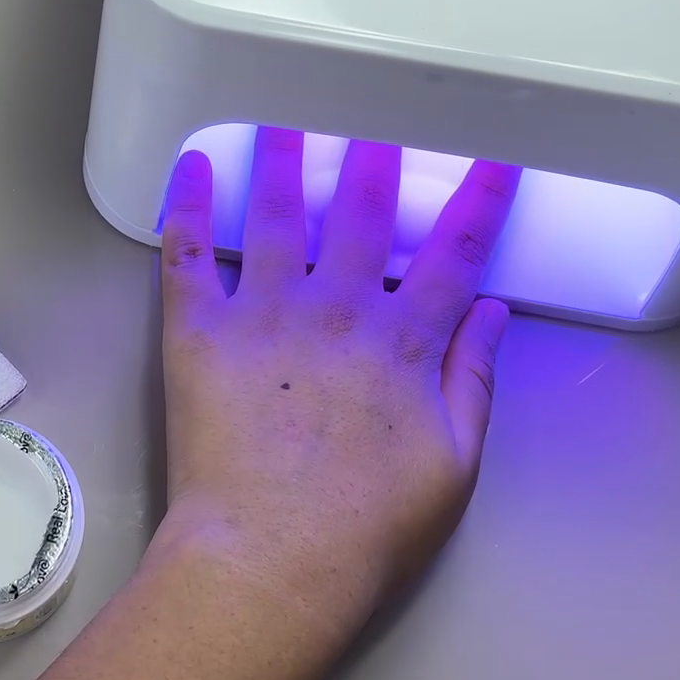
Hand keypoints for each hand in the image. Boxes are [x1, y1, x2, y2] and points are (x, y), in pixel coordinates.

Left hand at [156, 129, 520, 618]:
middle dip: (372, 164)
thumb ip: (473, 379)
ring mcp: (262, 312)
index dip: (478, 204)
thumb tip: (494, 311)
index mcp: (403, 340)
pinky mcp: (198, 328)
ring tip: (281, 123)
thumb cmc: (367, 525)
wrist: (269, 555)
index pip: (454, 254)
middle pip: (360, 216)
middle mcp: (336, 308)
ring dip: (280, 162)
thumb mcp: (452, 463)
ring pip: (274, 215)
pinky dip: (186, 205)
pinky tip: (188, 166)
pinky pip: (188, 252)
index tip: (491, 163)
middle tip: (373, 127)